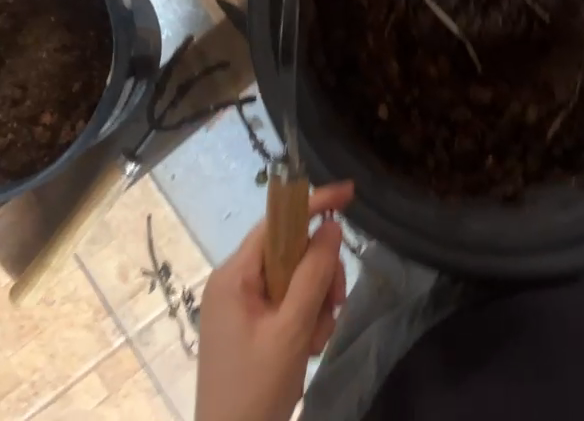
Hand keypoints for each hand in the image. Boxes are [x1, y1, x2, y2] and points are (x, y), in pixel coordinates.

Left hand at [194, 181, 354, 420]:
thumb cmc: (255, 389)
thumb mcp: (291, 331)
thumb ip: (313, 276)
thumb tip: (331, 227)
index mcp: (234, 276)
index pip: (277, 221)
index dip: (313, 203)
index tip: (350, 193)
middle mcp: (234, 282)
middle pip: (290, 251)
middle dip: (320, 273)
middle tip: (337, 304)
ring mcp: (241, 305)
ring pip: (294, 278)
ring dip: (316, 302)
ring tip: (318, 339)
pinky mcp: (249, 325)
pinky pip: (286, 303)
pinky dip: (306, 319)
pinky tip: (309, 347)